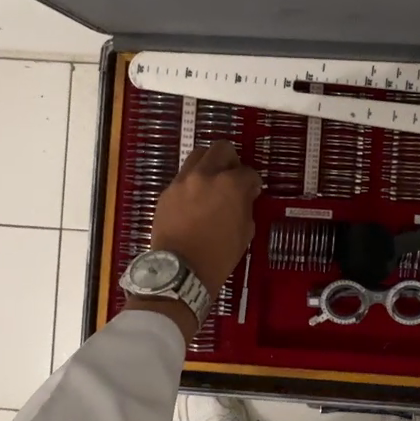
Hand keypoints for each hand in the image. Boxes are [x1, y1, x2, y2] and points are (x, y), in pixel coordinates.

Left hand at [145, 140, 261, 323]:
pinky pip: (183, 178)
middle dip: (231, 161)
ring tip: (212, 184)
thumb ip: (246, 206)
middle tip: (232, 178)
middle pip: (221, 149)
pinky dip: (192, 183)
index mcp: (230, 184)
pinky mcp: (166, 192)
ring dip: (209, 165)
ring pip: (198, 156)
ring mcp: (182, 181)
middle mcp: (206, 175)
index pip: (248, 172)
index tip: (252, 192)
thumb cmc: (219, 255)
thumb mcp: (245, 231)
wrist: (180, 271)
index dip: (253, 183)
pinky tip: (194, 201)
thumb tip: (244, 195)